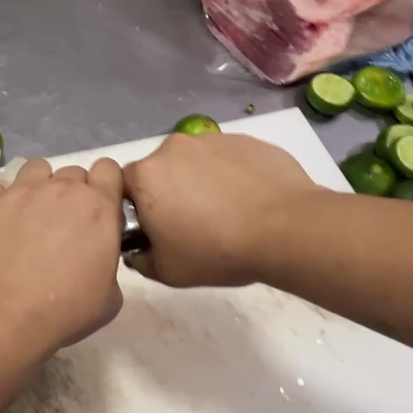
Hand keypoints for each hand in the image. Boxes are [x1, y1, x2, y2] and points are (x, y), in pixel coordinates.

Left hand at [0, 157, 126, 350]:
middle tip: (65, 224)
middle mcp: (62, 189)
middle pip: (73, 172)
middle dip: (73, 192)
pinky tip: (3, 223)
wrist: (7, 313)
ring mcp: (23, 190)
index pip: (108, 168)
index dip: (105, 184)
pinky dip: (3, 201)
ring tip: (33, 214)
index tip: (100, 206)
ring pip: (37, 168)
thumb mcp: (111, 295)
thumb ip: (108, 261)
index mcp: (98, 206)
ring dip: (40, 186)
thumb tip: (96, 257)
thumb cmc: (67, 309)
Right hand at [122, 132, 321, 287]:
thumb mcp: (167, 272)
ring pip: (195, 162)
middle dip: (170, 192)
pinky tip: (250, 201)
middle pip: (160, 170)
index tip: (157, 228)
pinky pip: (227, 159)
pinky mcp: (245, 140)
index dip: (137, 208)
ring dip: (201, 181)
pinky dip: (232, 175)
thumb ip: (140, 259)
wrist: (288, 230)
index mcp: (145, 175)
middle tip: (194, 223)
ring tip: (228, 212)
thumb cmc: (218, 250)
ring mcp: (211, 139)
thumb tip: (139, 250)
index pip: (124, 187)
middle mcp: (172, 148)